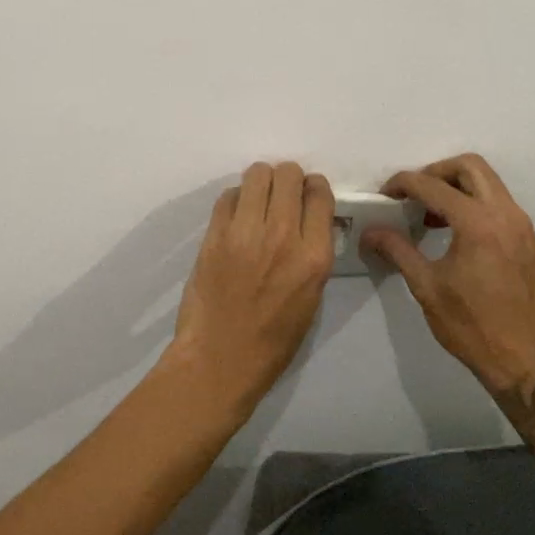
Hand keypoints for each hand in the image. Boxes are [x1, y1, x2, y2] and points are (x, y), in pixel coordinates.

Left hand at [162, 161, 335, 416]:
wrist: (220, 360)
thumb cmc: (272, 342)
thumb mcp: (311, 299)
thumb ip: (311, 256)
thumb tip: (305, 225)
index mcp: (314, 257)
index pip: (319, 194)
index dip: (313, 188)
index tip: (306, 195)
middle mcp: (282, 236)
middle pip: (288, 174)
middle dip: (286, 178)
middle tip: (279, 194)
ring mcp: (245, 233)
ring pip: (256, 175)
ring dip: (260, 182)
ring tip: (256, 201)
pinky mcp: (214, 236)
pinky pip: (227, 196)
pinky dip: (234, 199)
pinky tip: (234, 217)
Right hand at [360, 153, 534, 390]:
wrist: (526, 360)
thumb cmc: (472, 326)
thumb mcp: (427, 287)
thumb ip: (398, 251)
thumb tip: (371, 232)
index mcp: (477, 223)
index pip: (433, 186)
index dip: (403, 184)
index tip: (384, 196)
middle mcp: (504, 214)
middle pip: (469, 166)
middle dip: (436, 172)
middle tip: (412, 194)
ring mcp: (520, 225)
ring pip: (488, 181)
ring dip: (456, 185)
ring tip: (429, 213)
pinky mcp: (526, 239)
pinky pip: (498, 201)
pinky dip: (473, 201)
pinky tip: (452, 230)